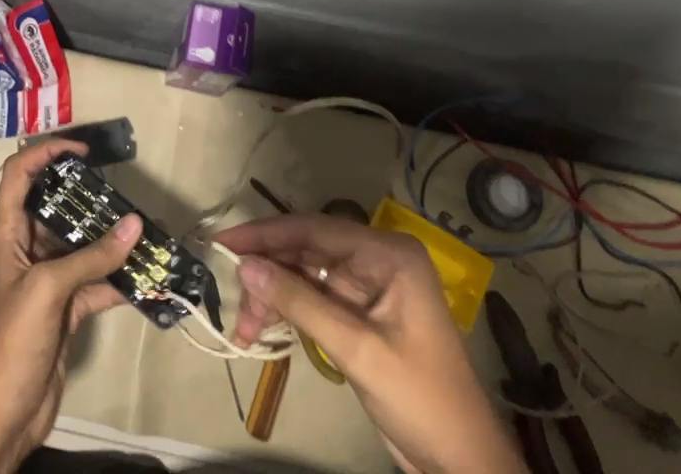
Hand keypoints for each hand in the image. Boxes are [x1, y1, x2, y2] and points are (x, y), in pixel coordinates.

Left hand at [0, 141, 141, 473]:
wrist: (5, 412)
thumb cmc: (12, 341)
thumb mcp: (48, 290)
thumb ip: (92, 257)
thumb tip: (136, 225)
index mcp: (7, 235)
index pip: (18, 176)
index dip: (44, 153)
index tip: (82, 149)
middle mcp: (26, 250)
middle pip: (55, 208)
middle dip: (87, 196)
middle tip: (123, 189)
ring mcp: (48, 280)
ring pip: (81, 246)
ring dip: (110, 239)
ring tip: (145, 229)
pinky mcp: (66, 308)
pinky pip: (97, 282)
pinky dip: (119, 279)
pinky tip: (147, 276)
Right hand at [214, 214, 525, 473]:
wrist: (459, 456)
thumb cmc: (418, 395)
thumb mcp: (357, 348)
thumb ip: (300, 302)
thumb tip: (244, 266)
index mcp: (388, 253)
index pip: (314, 229)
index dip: (265, 234)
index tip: (222, 244)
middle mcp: (376, 258)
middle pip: (305, 249)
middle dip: (266, 274)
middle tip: (233, 303)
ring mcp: (368, 285)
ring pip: (303, 274)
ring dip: (272, 297)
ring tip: (246, 331)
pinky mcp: (358, 311)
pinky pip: (311, 297)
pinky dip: (286, 311)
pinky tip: (262, 329)